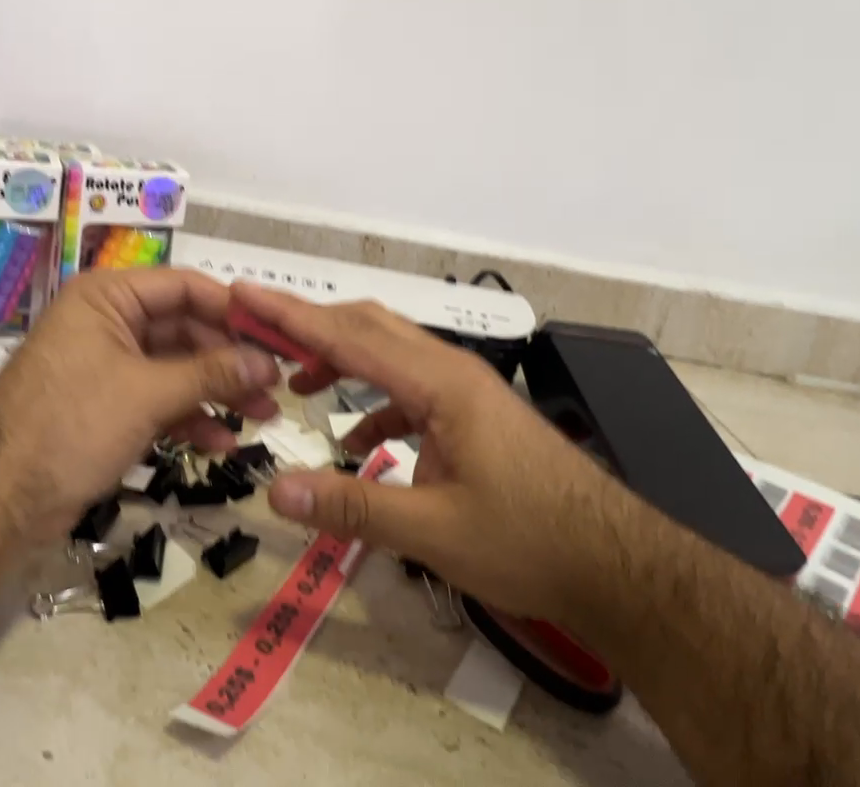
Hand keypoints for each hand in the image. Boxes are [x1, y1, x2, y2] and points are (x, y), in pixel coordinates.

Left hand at [0, 268, 281, 536]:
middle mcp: (108, 322)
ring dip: (217, 392)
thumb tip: (268, 363)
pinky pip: (159, 401)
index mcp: (108, 297)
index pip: (184, 287)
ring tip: (263, 418)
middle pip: (184, 329)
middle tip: (278, 386)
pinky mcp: (107, 407)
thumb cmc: (72, 424)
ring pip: (176, 369)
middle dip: (230, 360)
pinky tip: (222, 444)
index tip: (278, 336)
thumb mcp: (147, 393)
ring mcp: (107, 367)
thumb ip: (212, 373)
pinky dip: (189, 418)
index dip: (233, 310)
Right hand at [237, 283, 617, 624]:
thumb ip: (351, 507)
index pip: (350, 336)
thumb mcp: (432, 531)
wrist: (616, 566)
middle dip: (309, 325)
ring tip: (292, 381)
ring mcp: (465, 394)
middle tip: (253, 328)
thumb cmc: (529, 541)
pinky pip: (410, 393)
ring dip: (340, 360)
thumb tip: (274, 490)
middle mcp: (452, 373)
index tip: (243, 295)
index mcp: (441, 384)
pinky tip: (354, 441)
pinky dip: (373, 404)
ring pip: (390, 356)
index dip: (290, 316)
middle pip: (369, 328)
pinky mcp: (473, 418)